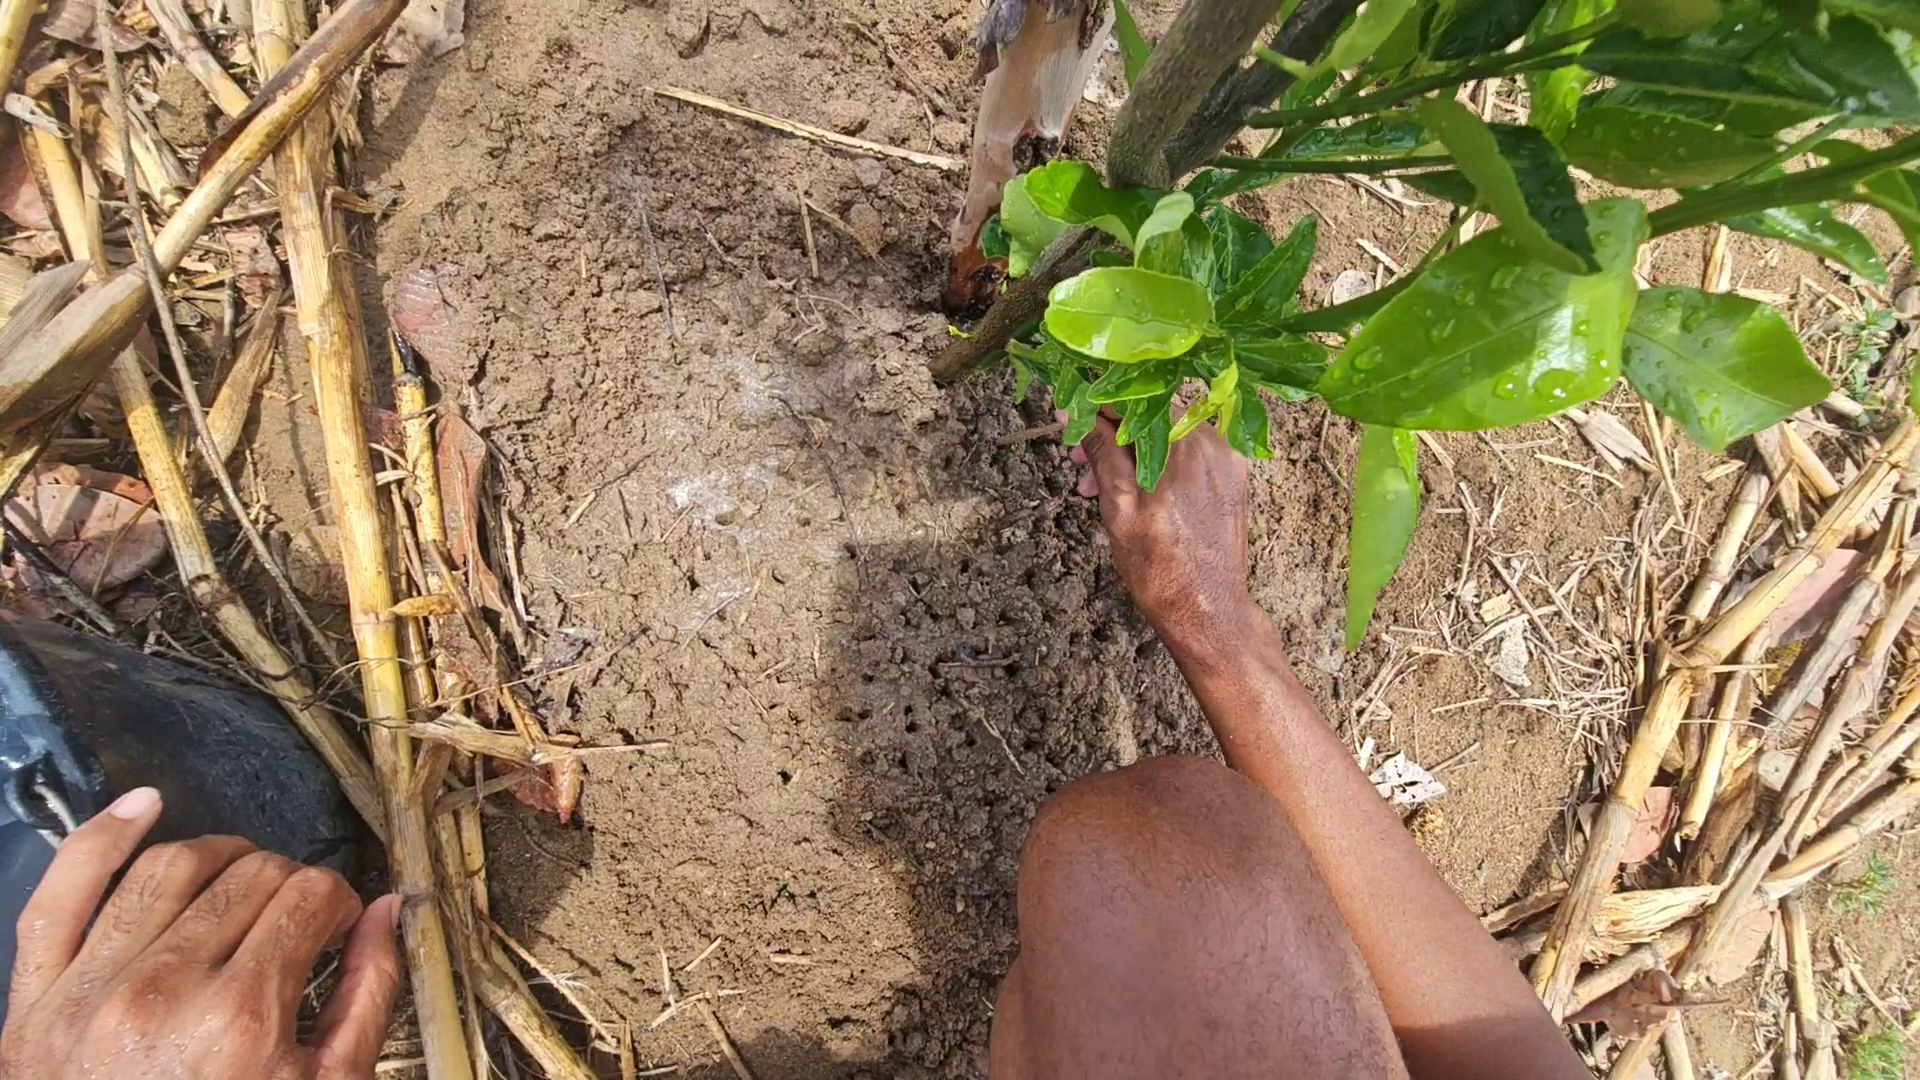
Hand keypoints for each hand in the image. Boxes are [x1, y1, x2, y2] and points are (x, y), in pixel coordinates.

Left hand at [2, 788, 402, 1079]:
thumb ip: (371, 988)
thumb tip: (387, 908)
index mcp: (240, 1014)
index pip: (312, 892)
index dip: (338, 901)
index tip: (335, 933)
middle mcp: (159, 992)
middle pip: (255, 873)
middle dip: (293, 883)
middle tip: (295, 925)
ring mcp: (83, 994)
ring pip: (173, 864)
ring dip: (226, 855)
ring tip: (244, 881)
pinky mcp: (28, 1005)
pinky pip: (56, 898)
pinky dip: (98, 839)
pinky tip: (144, 804)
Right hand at [1069, 411, 1255, 655]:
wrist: (1206, 612)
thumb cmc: (1158, 566)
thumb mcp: (1118, 505)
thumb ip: (1100, 452)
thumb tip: (1073, 414)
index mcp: (1183, 442)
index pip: (1131, 401)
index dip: (1093, 407)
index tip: (1068, 420)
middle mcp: (1212, 441)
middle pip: (1150, 418)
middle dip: (1110, 436)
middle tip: (1078, 464)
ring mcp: (1226, 460)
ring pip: (1166, 438)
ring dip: (1130, 455)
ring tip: (1100, 489)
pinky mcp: (1231, 479)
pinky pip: (1186, 457)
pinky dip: (1156, 466)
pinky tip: (1134, 493)